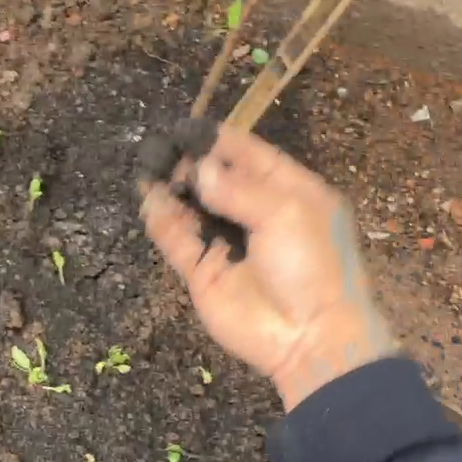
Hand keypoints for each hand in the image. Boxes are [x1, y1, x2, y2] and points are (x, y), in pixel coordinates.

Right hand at [140, 126, 395, 407]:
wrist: (306, 335)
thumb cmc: (311, 266)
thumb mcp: (285, 213)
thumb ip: (238, 190)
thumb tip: (198, 169)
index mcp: (288, 192)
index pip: (250, 156)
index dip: (220, 141)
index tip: (188, 127)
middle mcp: (255, 215)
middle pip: (215, 181)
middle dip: (190, 165)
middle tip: (163, 151)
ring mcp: (227, 246)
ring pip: (192, 211)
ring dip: (172, 192)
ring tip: (150, 172)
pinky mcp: (203, 274)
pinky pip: (178, 243)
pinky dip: (164, 224)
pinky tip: (151, 203)